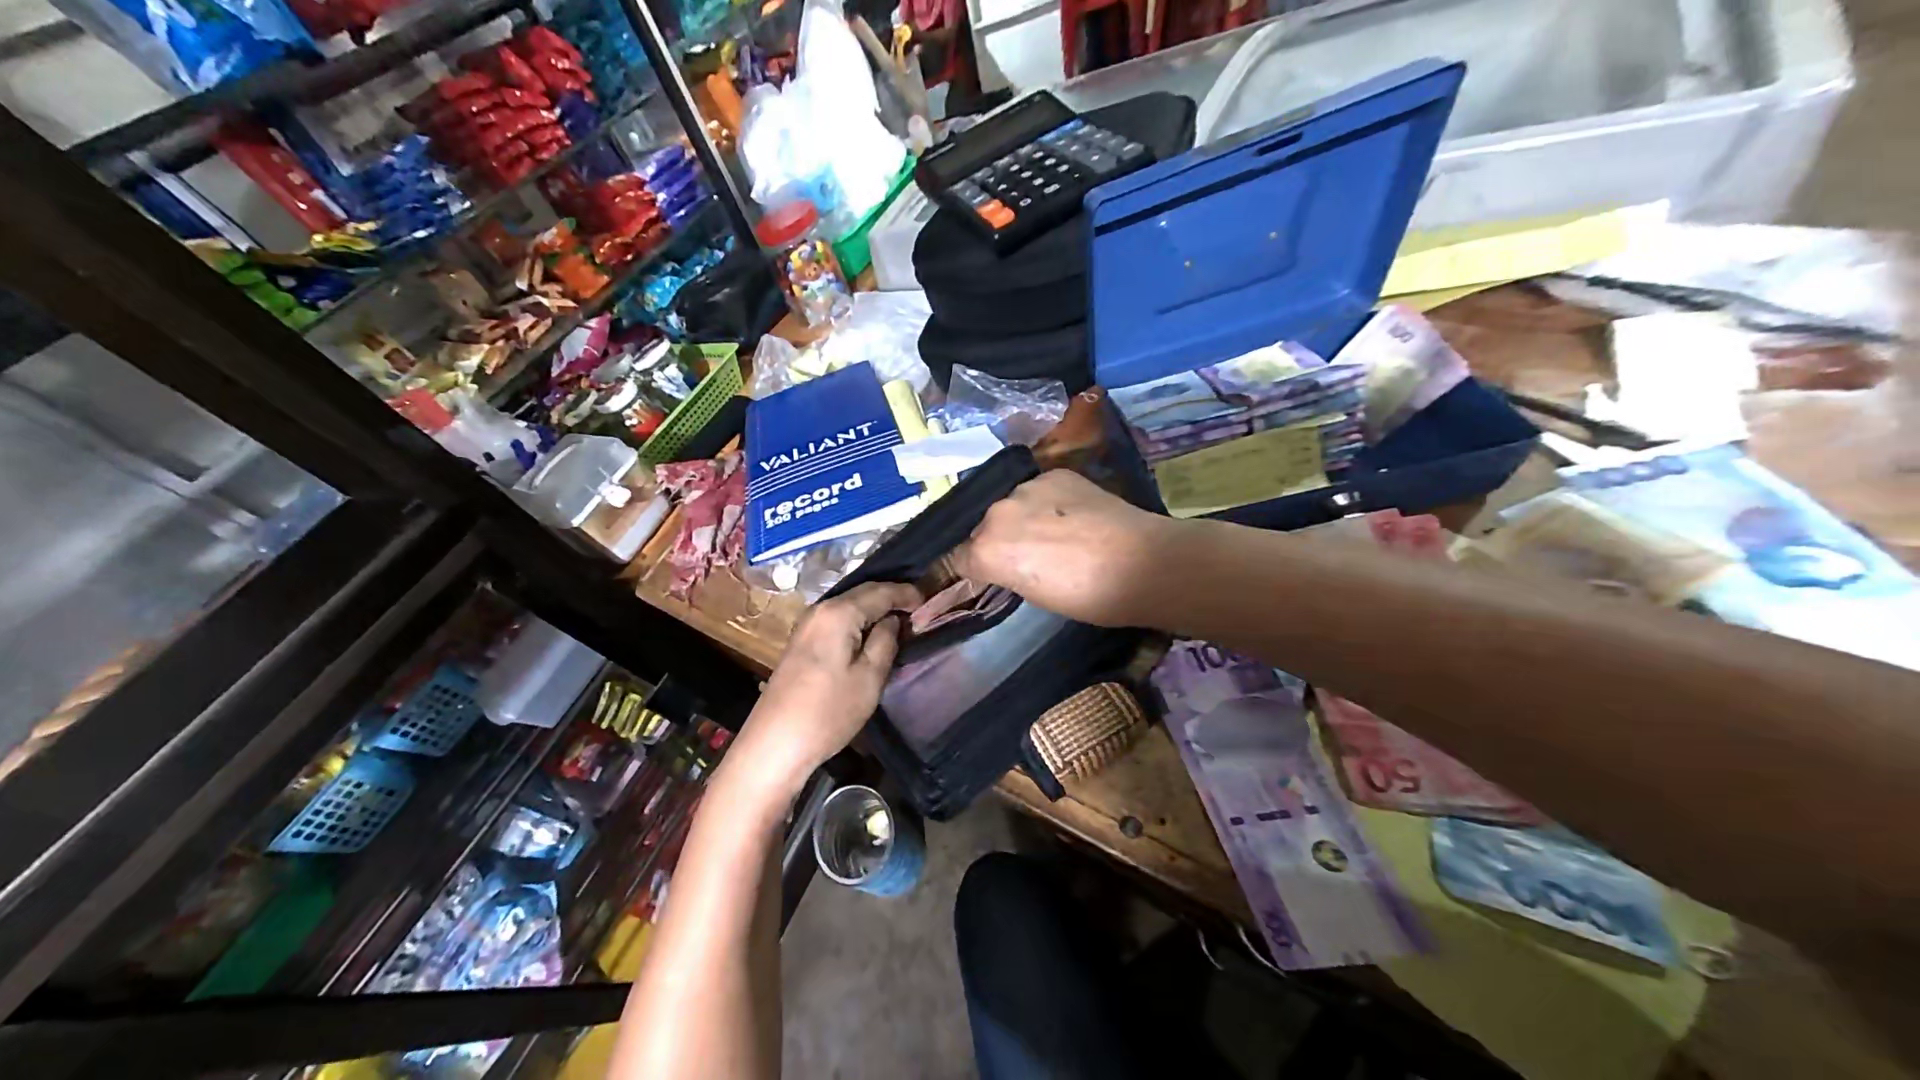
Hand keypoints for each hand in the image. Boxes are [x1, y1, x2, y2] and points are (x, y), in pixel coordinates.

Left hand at [729, 581, 921, 791]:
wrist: (775, 744)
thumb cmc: (828, 711)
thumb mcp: (869, 677)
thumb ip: (886, 641)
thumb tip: (893, 620)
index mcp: (838, 612)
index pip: (880, 591)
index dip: (906, 593)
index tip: (928, 601)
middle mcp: (819, 610)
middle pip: (862, 594)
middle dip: (891, 597)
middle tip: (919, 609)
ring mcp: (806, 626)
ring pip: (848, 606)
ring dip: (874, 610)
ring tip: (901, 621)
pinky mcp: (801, 643)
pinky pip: (837, 621)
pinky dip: (858, 622)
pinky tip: (871, 635)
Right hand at [951, 470, 1180, 626]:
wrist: (1142, 562)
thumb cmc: (1087, 597)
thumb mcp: (1034, 593)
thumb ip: (1006, 571)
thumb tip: (1004, 561)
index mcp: (987, 550)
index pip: (960, 557)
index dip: (976, 567)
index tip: (991, 574)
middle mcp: (998, 512)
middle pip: (983, 526)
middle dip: (998, 539)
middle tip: (1028, 556)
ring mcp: (1027, 487)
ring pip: (1011, 504)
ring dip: (1022, 517)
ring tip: (1054, 533)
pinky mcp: (1055, 474)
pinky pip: (1039, 490)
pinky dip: (1048, 502)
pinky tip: (1072, 516)